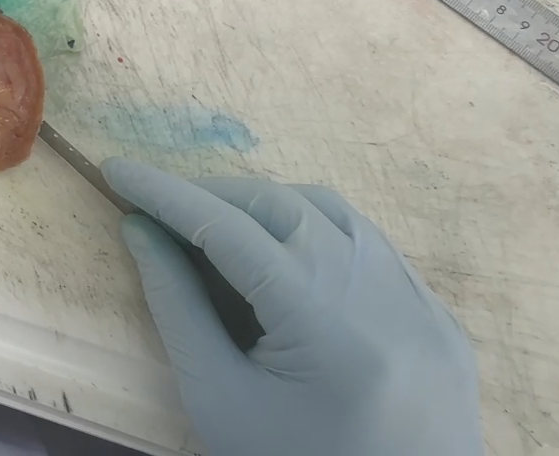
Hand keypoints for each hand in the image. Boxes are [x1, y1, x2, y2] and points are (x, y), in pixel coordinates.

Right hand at [102, 159, 481, 455]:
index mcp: (326, 323)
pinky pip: (370, 245)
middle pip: (279, 206)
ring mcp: (423, 310)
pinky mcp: (443, 326)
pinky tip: (282, 253)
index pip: (228, 227)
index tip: (115, 167)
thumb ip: (175, 300)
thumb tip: (138, 226)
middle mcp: (385, 300)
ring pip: (329, 212)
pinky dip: (313, 229)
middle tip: (158, 208)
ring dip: (261, 204)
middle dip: (209, 195)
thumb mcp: (215, 391)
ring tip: (216, 224)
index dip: (164, 192)